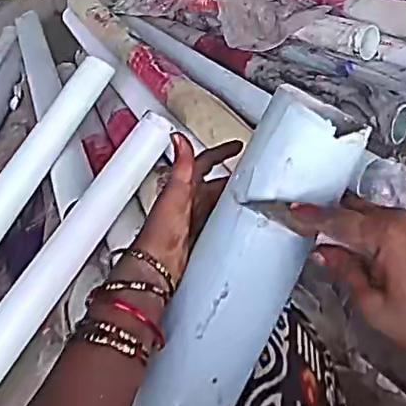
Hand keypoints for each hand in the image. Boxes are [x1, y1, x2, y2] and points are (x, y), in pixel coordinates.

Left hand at [127, 134, 241, 282]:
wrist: (158, 267)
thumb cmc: (161, 233)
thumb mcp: (175, 193)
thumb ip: (181, 166)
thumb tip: (178, 138)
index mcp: (181, 187)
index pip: (203, 163)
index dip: (220, 153)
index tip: (236, 147)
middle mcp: (187, 201)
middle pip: (212, 182)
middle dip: (229, 175)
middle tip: (247, 169)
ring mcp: (194, 219)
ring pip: (216, 201)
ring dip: (230, 195)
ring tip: (247, 192)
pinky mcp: (200, 237)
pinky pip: (218, 220)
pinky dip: (228, 216)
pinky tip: (237, 219)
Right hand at [287, 197, 405, 361]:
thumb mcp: (373, 305)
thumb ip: (345, 270)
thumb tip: (322, 251)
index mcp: (386, 234)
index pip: (339, 220)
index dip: (311, 218)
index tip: (288, 210)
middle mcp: (397, 219)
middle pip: (350, 208)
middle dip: (325, 215)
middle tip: (298, 221)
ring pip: (363, 210)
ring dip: (342, 219)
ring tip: (317, 231)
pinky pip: (377, 217)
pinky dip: (358, 224)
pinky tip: (345, 238)